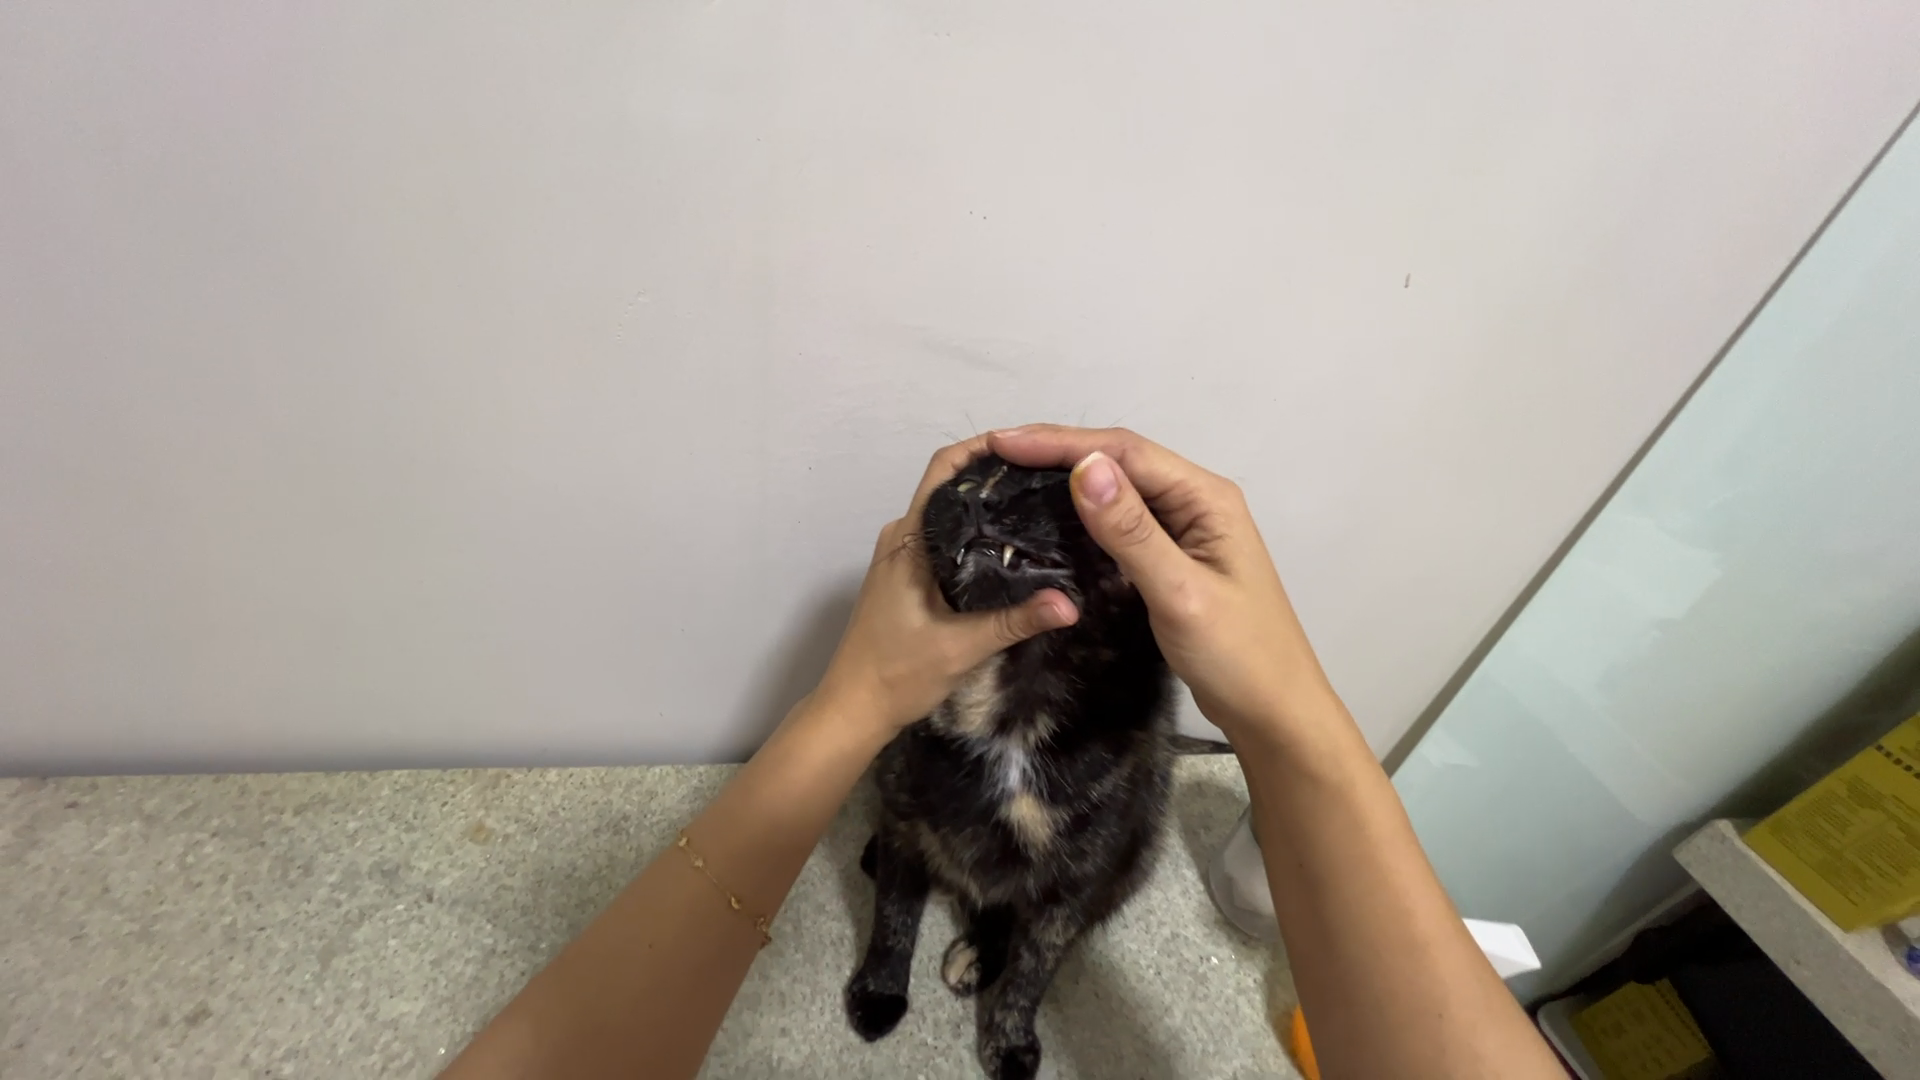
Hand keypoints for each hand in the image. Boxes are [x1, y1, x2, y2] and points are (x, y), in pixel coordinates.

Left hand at [813, 436, 1078, 733]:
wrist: (854, 707)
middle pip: (950, 486)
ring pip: (948, 513)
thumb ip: (1015, 622)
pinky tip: (1009, 550)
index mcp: (909, 539)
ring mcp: (902, 556)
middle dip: (994, 477)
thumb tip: (1072, 604)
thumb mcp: (962, 647)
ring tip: (1038, 510)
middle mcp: (902, 536)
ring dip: (985, 507)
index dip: (981, 449)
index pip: (943, 469)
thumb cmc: (897, 672)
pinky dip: (974, 533)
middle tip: (1048, 483)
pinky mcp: (905, 575)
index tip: (1028, 450)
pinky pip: (944, 537)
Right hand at [989, 425, 1335, 743]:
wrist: (1272, 711)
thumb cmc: (1235, 654)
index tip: (1003, 444)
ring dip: (1068, 477)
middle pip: (1120, 460)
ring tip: (1013, 475)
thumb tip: (1083, 467)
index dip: (1061, 443)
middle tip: (998, 454)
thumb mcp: (1179, 592)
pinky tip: (1052, 518)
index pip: (1125, 452)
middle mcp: (1194, 501)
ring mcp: (1183, 529)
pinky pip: (1120, 521)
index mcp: (1204, 497)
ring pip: (1118, 488)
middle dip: (1058, 450)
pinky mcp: (1169, 556)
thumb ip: (1131, 531)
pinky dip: (1083, 513)